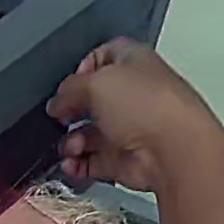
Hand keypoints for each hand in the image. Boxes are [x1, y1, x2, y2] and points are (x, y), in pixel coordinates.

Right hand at [44, 38, 223, 191]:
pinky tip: (71, 165)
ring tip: (72, 147)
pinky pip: (89, 162)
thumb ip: (69, 90)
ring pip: (86, 135)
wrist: (168, 149)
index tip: (67, 87)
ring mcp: (123, 129)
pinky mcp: (119, 159)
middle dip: (71, 112)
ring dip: (72, 143)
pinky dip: (77, 165)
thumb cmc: (144, 106)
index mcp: (130, 63)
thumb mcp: (97, 84)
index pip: (101, 58)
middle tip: (63, 119)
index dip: (80, 71)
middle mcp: (128, 95)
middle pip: (89, 101)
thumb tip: (55, 103)